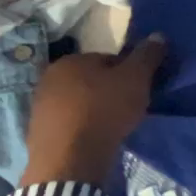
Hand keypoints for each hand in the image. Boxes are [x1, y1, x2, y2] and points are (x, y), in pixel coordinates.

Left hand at [20, 35, 167, 187]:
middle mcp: (48, 78)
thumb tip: (158, 35)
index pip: (109, 59)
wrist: (70, 160)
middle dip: (109, 90)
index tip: (139, 89)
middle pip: (92, 79)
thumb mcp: (136, 78)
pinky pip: (69, 122)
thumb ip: (148, 55)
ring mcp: (39, 107)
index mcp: (70, 60)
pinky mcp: (37, 132)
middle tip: (128, 106)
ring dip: (95, 109)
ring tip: (113, 125)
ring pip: (79, 101)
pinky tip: (95, 138)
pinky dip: (82, 126)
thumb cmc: (104, 110)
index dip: (129, 73)